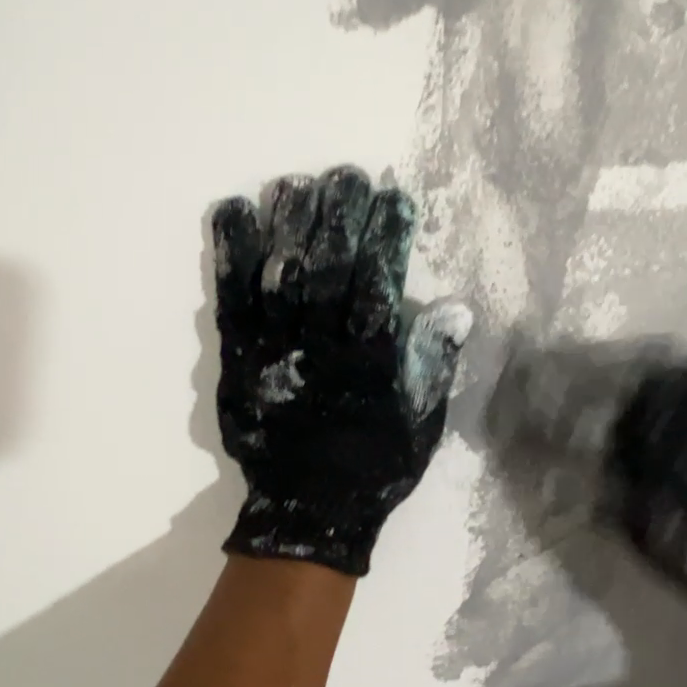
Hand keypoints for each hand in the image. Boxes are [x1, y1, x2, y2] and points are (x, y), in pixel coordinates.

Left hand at [210, 167, 471, 575]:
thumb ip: (435, 363)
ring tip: (296, 183)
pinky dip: (232, 255)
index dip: (387, 237)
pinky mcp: (237, 358)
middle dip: (338, 218)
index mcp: (371, 362)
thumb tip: (455, 308)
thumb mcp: (422, 422)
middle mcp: (322, 348)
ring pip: (279, 276)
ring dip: (288, 225)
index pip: (380, 284)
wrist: (310, 509)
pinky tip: (236, 212)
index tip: (392, 197)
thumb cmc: (375, 463)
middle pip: (328, 269)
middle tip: (345, 176)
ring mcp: (274, 351)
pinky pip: (232, 299)